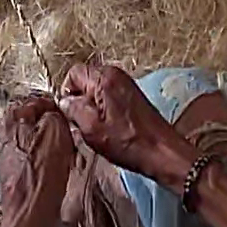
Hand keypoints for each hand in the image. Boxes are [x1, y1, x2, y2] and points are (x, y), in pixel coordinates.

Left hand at [0, 97, 74, 226]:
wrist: (29, 215)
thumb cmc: (40, 177)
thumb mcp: (56, 133)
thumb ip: (55, 114)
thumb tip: (55, 113)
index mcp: (12, 116)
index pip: (38, 100)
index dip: (58, 108)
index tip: (68, 117)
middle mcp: (4, 131)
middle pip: (36, 121)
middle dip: (54, 129)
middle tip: (68, 139)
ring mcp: (6, 152)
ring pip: (36, 140)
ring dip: (52, 146)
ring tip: (65, 158)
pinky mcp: (12, 170)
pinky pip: (34, 157)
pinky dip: (46, 161)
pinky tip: (56, 172)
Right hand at [58, 64, 197, 191]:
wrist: (163, 153)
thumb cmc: (130, 143)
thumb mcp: (92, 129)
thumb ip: (73, 109)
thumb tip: (63, 101)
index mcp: (104, 78)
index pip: (73, 73)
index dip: (68, 93)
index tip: (73, 113)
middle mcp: (115, 74)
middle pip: (84, 80)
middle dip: (80, 100)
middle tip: (86, 123)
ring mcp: (125, 83)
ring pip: (95, 89)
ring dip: (92, 106)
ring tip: (99, 128)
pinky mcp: (131, 94)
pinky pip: (107, 95)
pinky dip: (104, 109)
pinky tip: (110, 127)